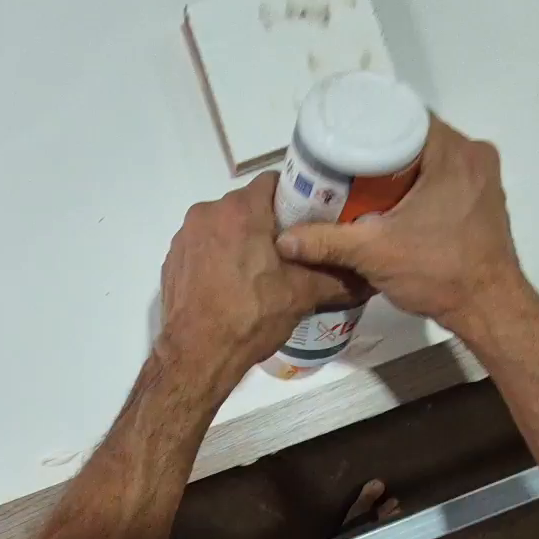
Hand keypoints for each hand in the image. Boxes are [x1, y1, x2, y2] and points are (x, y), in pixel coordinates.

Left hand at [157, 173, 357, 387]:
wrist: (197, 355)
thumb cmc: (251, 317)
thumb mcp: (301, 296)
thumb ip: (335, 278)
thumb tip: (367, 279)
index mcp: (242, 209)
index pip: (276, 182)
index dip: (295, 200)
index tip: (307, 223)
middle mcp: (208, 212)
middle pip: (247, 206)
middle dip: (267, 226)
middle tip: (287, 255)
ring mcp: (184, 237)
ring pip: (222, 228)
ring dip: (239, 243)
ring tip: (256, 276)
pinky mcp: (171, 261)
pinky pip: (202, 250)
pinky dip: (216, 261)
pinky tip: (228, 289)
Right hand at [275, 118, 535, 337]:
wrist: (488, 310)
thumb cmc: (438, 272)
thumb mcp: (374, 254)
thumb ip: (327, 243)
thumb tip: (284, 240)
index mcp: (453, 153)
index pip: (404, 117)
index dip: (368, 126)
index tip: (340, 142)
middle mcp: (473, 157)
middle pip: (415, 139)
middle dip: (378, 153)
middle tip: (342, 166)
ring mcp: (483, 181)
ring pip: (429, 163)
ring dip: (397, 173)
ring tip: (359, 187)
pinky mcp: (482, 204)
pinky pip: (442, 182)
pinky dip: (416, 189)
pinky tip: (390, 208)